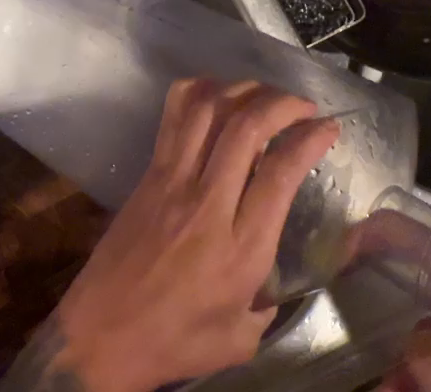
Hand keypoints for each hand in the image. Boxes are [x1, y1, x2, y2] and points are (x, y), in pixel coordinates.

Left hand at [12, 78, 340, 391]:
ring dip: (241, 89)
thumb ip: (270, 301)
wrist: (101, 332)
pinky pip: (173, 117)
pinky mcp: (148, 173)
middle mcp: (208, 202)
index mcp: (241, 247)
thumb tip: (281, 277)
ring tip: (265, 92)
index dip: (310, 140)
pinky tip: (216, 92)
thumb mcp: (241, 337)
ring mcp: (172, 180)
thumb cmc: (175, 340)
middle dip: (282, 103)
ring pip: (207, 111)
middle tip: (303, 105)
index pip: (280, 173)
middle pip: (246, 127)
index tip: (328, 129)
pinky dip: (197, 92)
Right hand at [349, 214, 430, 391]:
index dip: (353, 243)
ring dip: (414, 373)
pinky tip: (428, 386)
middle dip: (384, 345)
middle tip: (370, 376)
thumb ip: (429, 358)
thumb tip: (395, 365)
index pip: (393, 232)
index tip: (321, 270)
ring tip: (401, 385)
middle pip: (409, 301)